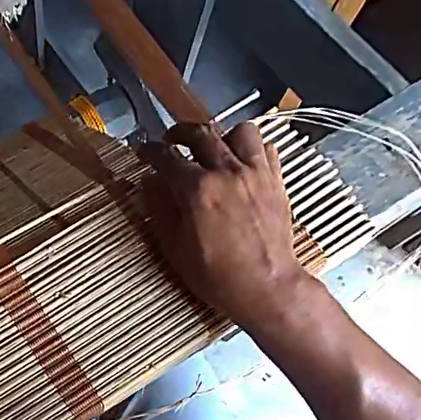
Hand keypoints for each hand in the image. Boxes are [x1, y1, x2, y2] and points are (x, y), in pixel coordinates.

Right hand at [145, 122, 321, 334]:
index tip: (145, 152)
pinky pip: (266, 149)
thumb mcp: (176, 249)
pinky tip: (243, 162)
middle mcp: (228, 173)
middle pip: (200, 133)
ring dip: (222, 134)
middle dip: (180, 133)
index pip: (167, 156)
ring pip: (239, 131)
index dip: (151, 151)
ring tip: (214, 148)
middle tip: (171, 141)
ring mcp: (255, 175)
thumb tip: (149, 185)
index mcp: (198, 190)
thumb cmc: (221, 277)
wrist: (266, 288)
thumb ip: (160, 210)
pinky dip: (252, 149)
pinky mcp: (275, 183)